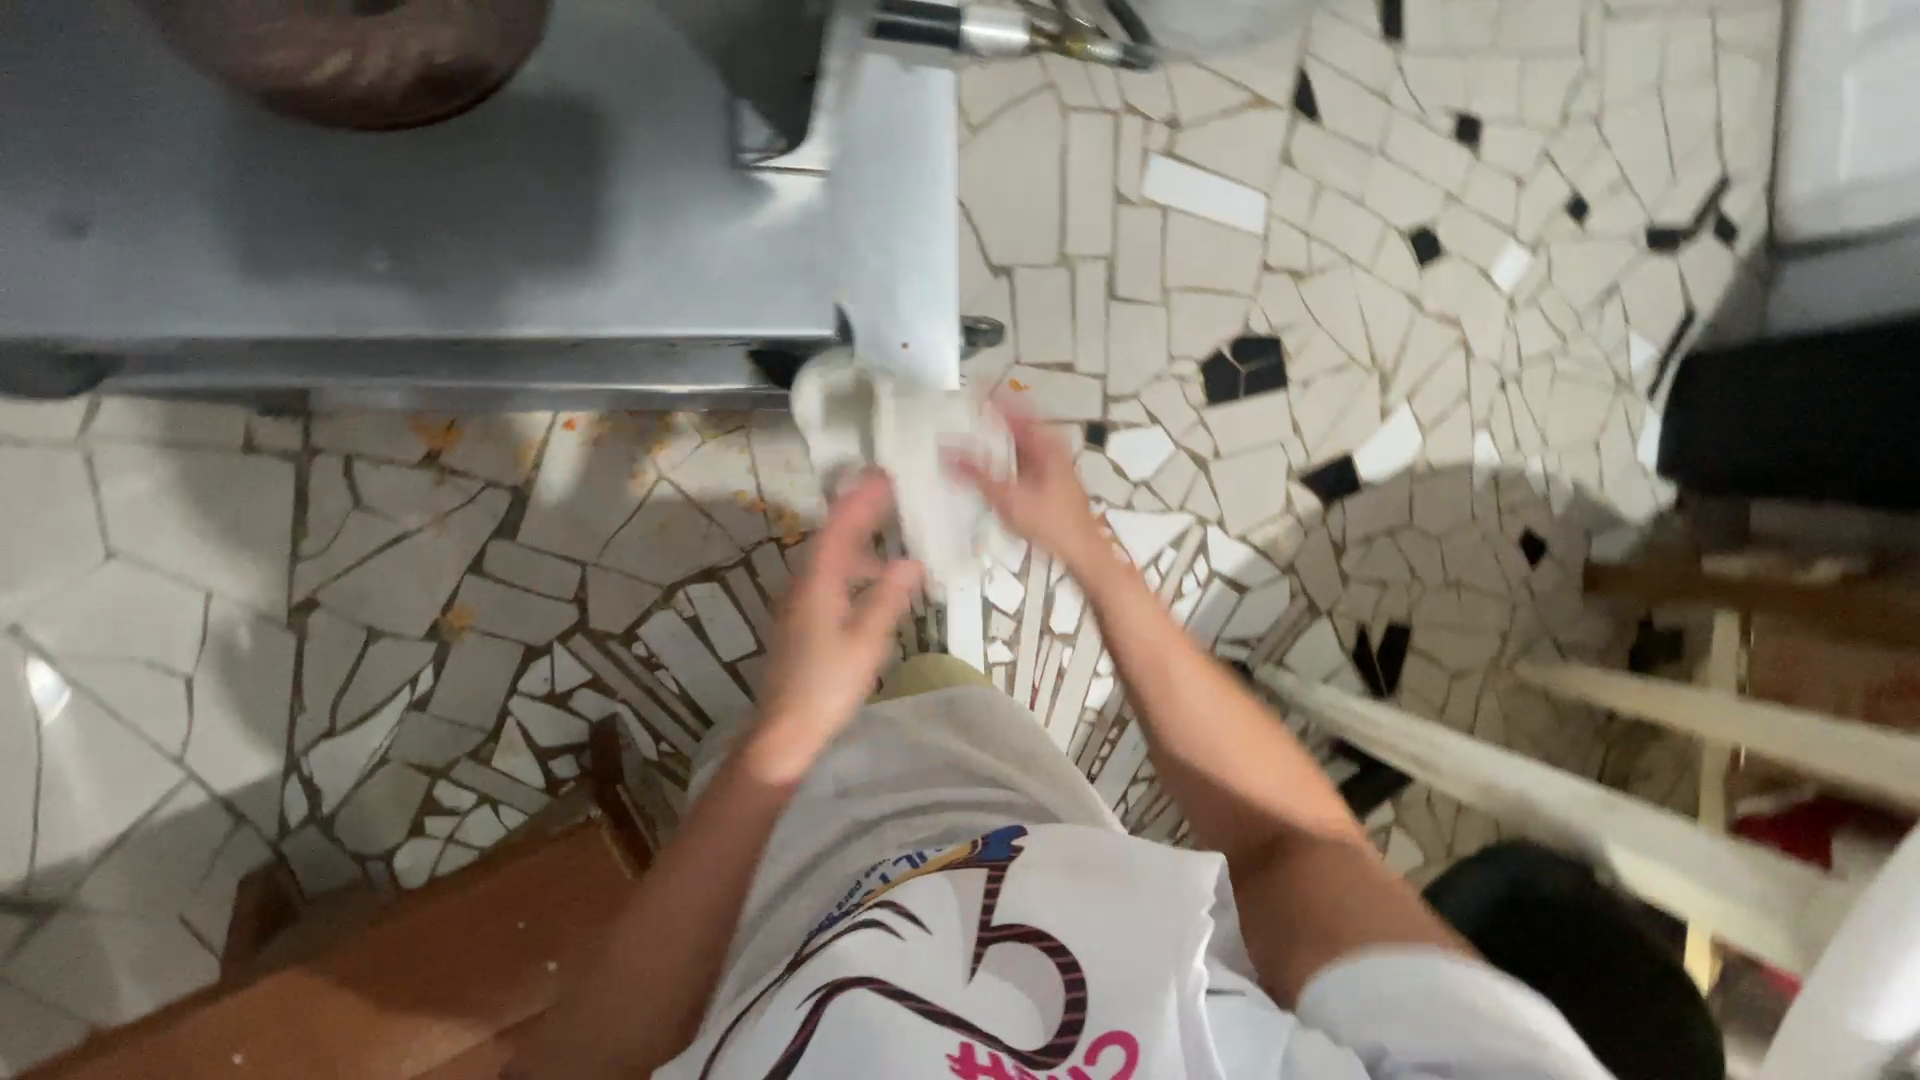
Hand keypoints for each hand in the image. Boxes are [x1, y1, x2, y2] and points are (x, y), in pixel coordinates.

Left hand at [752, 471, 921, 772]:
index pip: (839, 529)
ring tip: (887, 539)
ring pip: (827, 561)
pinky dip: (849, 569)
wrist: (785, 729)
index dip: (861, 501)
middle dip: (858, 513)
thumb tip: (911, 562)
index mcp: (817, 584)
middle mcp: (801, 586)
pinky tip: (869, 584)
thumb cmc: (828, 685)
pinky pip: (826, 580)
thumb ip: (887, 599)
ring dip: (855, 543)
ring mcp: (796, 604)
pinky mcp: (799, 621)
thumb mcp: (866, 642)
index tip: (883, 476)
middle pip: (830, 538)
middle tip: (887, 493)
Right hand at [950, 397, 1109, 573]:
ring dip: (999, 435)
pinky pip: (1023, 456)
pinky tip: (991, 462)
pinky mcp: (1049, 479)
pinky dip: (1006, 453)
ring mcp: (1052, 463)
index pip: (1014, 409)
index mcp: (1044, 443)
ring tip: (974, 428)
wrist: (1081, 547)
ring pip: (1021, 440)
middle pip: (1018, 422)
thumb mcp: (1008, 497)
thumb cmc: (1049, 521)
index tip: (973, 385)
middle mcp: (1050, 447)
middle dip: (994, 413)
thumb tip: (945, 449)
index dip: (992, 396)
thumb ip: (975, 473)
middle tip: (969, 405)